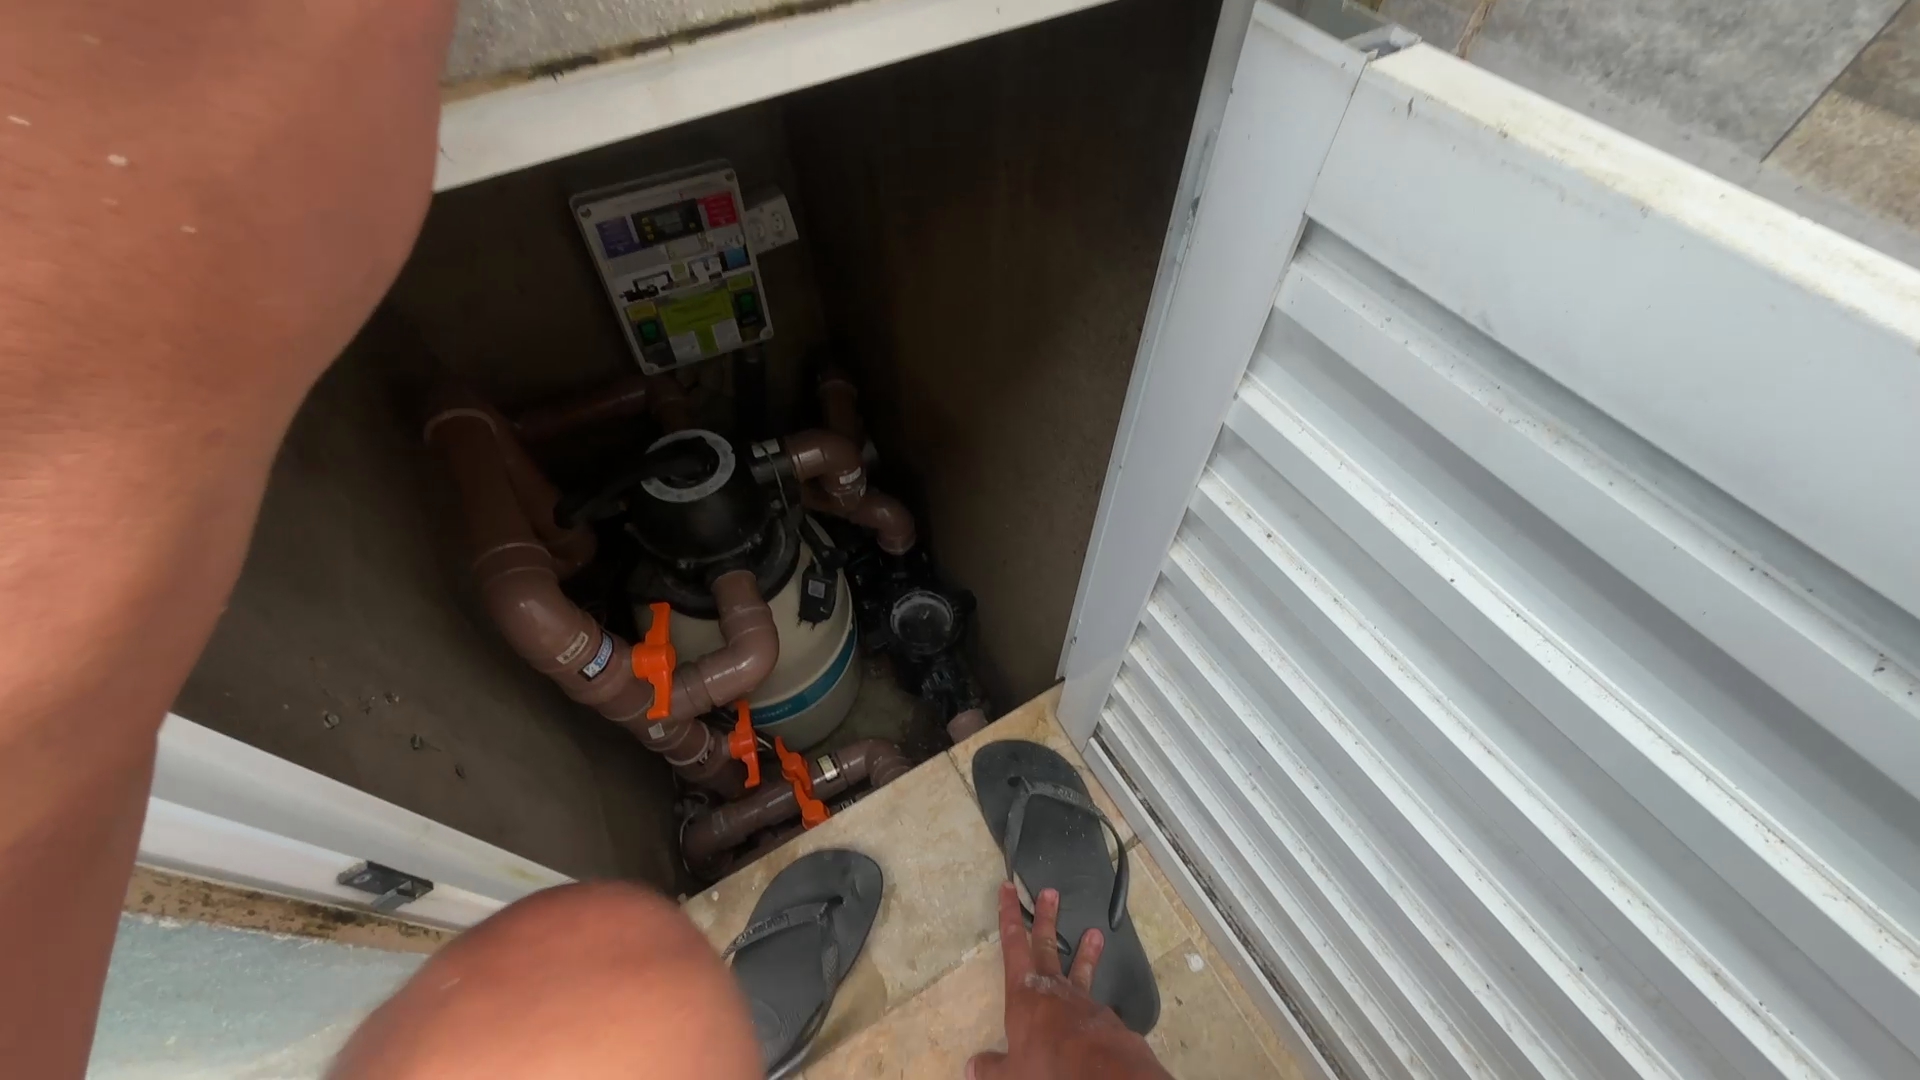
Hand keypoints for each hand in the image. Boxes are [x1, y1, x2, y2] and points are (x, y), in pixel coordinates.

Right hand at [968, 882, 1169, 1079]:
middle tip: (1050, 892)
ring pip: (1079, 969)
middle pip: (1046, 946)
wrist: (1098, 1073)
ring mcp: (1079, 1000)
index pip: (1013, 945)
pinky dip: (1097, 1003)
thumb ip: (991, 1068)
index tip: (1008, 888)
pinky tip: (1103, 1008)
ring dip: (1085, 951)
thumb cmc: (1045, 1066)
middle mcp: (1051, 989)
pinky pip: (1097, 1002)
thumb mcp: (1011, 1073)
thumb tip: (970, 1067)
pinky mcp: (1102, 1017)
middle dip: (1046, 918)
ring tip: (1095, 933)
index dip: (1009, 915)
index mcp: (1023, 994)